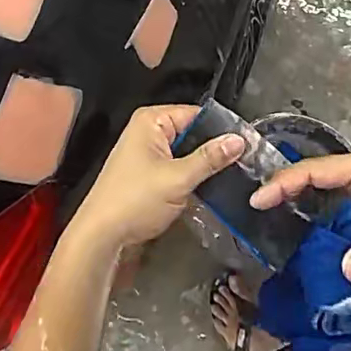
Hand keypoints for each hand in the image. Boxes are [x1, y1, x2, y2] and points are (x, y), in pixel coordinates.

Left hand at [69, 105, 245, 254]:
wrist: (101, 237)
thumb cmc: (133, 201)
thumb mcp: (177, 178)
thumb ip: (210, 158)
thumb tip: (239, 140)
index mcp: (151, 121)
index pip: (196, 114)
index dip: (222, 127)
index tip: (248, 142)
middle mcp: (149, 130)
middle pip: (193, 132)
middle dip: (215, 147)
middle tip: (247, 160)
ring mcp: (148, 153)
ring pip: (188, 152)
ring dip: (205, 164)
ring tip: (236, 173)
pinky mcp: (150, 173)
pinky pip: (179, 166)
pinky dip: (194, 176)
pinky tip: (213, 186)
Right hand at [249, 151, 350, 299]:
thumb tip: (344, 267)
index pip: (322, 170)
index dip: (287, 181)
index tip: (258, 200)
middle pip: (321, 187)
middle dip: (289, 199)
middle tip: (258, 225)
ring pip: (333, 213)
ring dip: (309, 227)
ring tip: (278, 248)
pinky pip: (350, 236)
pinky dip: (332, 247)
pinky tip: (319, 267)